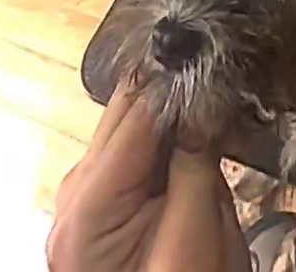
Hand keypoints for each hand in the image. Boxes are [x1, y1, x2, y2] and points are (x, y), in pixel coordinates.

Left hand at [47, 83, 249, 271]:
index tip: (219, 59)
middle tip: (220, 72)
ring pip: (131, 117)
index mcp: (89, 207)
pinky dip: (166, 126)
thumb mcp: (195, 235)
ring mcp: (85, 193)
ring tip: (214, 95)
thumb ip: (196, 158)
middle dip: (174, 85)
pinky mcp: (103, 198)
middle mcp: (75, 191)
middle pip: (127, 107)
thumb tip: (207, 91)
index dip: (179, 81)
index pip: (137, 114)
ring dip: (172, 104)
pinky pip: (135, 142)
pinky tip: (196, 125)